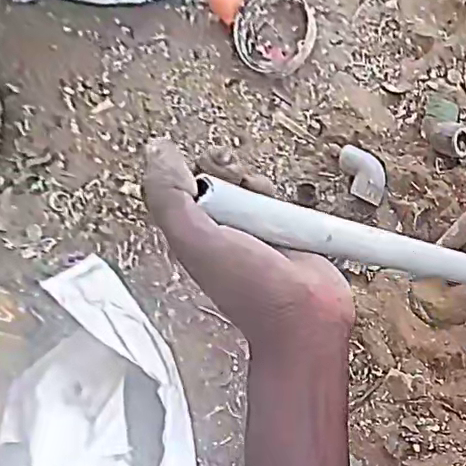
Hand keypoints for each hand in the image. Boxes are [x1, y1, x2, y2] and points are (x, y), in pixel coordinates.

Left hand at [142, 138, 353, 351]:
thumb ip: (168, 196)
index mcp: (194, 232)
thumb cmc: (252, 292)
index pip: (190, 181)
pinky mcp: (295, 240)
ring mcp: (262, 236)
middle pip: (226, 181)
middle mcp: (227, 232)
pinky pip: (292, 209)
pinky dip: (295, 207)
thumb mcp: (194, 239)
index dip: (202, 168)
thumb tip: (159, 149)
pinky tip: (294, 219)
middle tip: (246, 186)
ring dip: (267, 191)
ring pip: (260, 192)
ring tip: (272, 209)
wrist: (306, 316)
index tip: (218, 175)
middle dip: (236, 174)